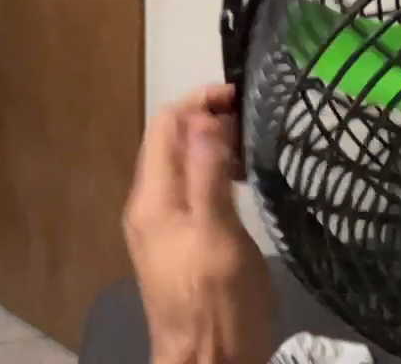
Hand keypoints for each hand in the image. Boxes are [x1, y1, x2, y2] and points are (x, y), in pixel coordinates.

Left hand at [124, 84, 272, 363]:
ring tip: (250, 147)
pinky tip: (240, 178)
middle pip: (170, 137)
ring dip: (212, 141)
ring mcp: (161, 221)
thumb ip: (209, 177)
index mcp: (153, 199)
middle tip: (251, 120)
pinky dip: (213, 167)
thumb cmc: (217, 304)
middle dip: (208, 116)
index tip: (241, 97)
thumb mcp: (219, 237)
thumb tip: (205, 118)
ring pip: (181, 158)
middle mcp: (149, 204)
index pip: (166, 123)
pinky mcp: (177, 236)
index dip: (201, 100)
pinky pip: (189, 182)